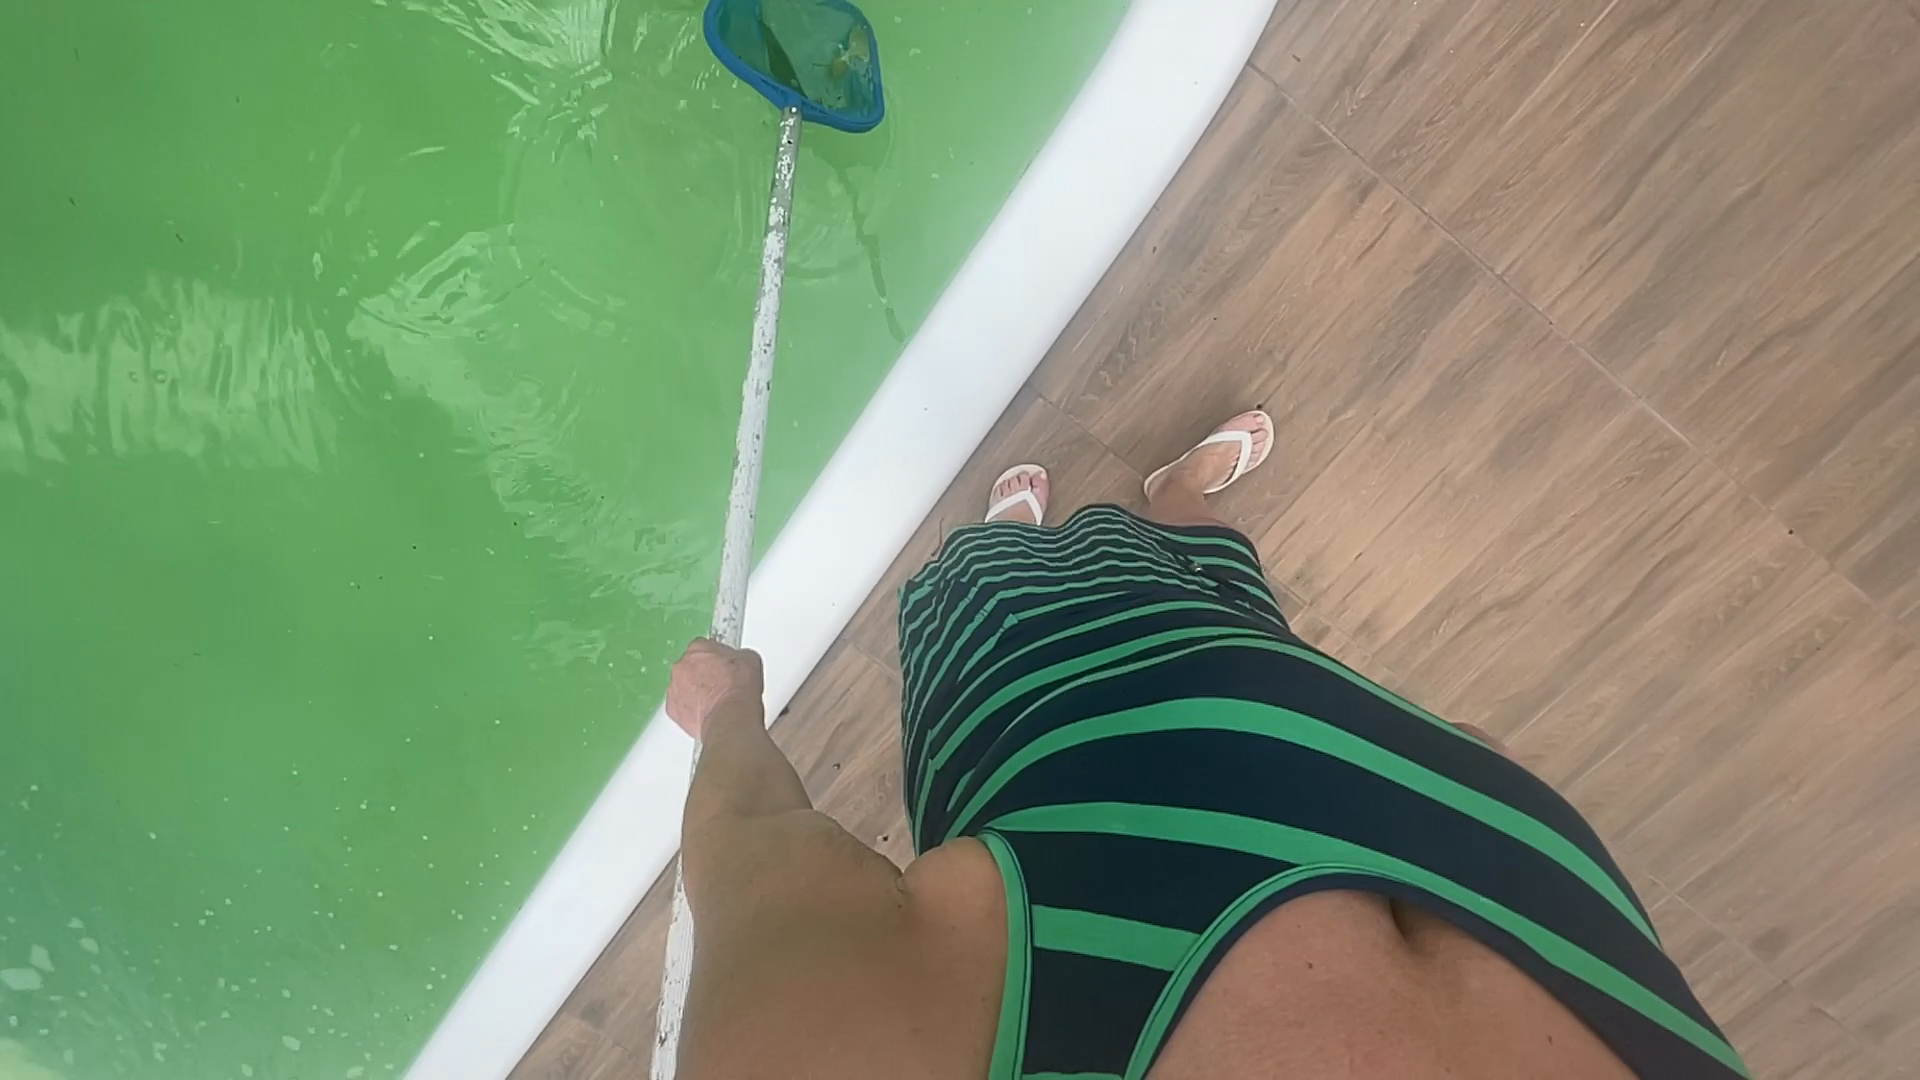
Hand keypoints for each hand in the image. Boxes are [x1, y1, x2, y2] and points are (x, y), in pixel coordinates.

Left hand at [665, 639, 764, 740]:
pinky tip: (708, 712)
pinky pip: (680, 706)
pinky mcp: (673, 710)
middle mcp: (681, 666)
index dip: (715, 656)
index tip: (723, 663)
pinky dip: (691, 709)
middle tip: (720, 682)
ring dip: (695, 691)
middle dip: (702, 673)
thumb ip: (738, 656)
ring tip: (715, 700)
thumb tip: (740, 662)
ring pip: (683, 687)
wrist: (731, 713)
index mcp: (698, 648)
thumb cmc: (738, 687)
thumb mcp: (749, 659)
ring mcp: (674, 688)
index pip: (702, 646)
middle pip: (689, 666)